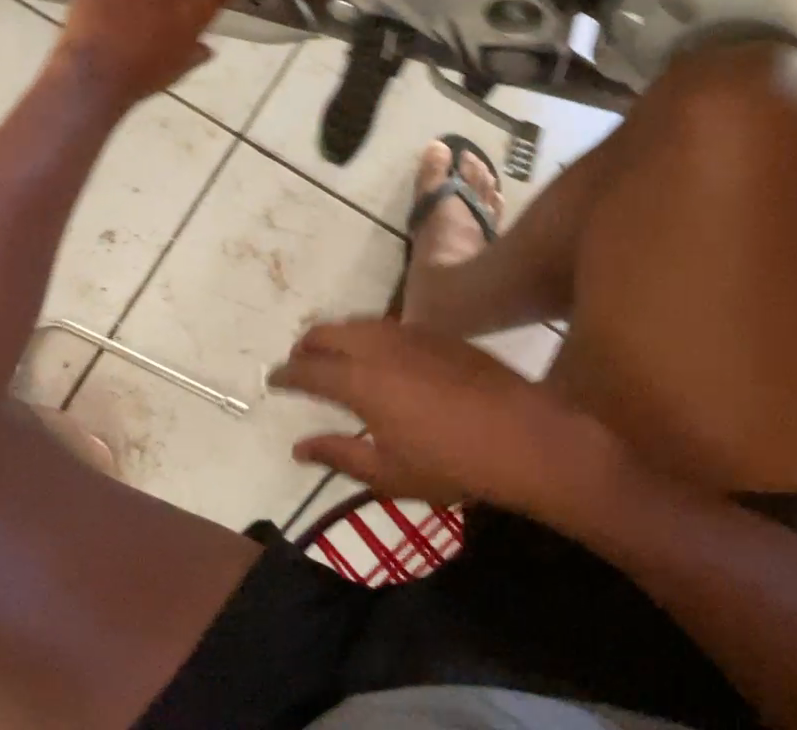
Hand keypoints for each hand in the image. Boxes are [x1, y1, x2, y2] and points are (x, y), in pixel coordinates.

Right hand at [268, 320, 625, 518]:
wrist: (523, 436)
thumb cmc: (451, 464)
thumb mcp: (388, 473)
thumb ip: (339, 455)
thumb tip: (299, 448)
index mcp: (360, 381)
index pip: (309, 370)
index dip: (286, 375)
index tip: (273, 380)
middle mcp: (380, 346)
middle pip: (329, 333)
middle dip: (307, 346)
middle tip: (298, 363)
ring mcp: (412, 334)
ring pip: (360, 323)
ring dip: (338, 335)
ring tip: (332, 354)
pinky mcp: (438, 333)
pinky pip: (389, 324)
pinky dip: (369, 333)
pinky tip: (377, 351)